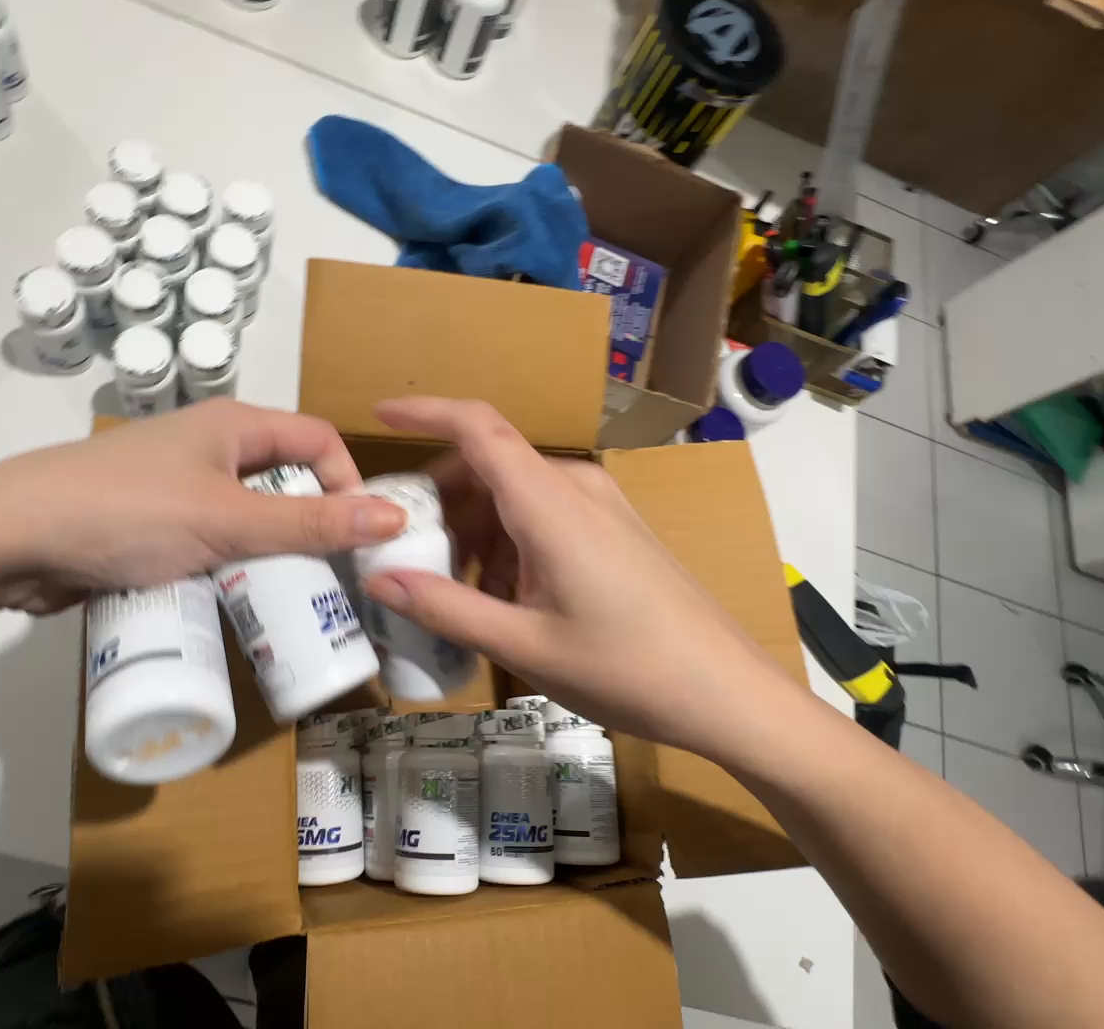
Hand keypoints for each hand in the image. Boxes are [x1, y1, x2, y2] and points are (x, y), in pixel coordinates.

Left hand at [0, 399, 407, 613]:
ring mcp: (178, 489)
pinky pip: (213, 543)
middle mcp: (210, 449)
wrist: (7, 541)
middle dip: (314, 526)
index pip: (318, 440)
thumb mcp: (228, 521)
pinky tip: (238, 602)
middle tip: (336, 580)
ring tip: (293, 599)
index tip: (361, 538)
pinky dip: (233, 568)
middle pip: (286, 480)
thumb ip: (312, 524)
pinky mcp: (153, 528)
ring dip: (273, 553)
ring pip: (249, 518)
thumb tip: (396, 517)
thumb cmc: (126, 514)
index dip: (348, 481)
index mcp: (233, 426)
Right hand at [359, 397, 790, 757]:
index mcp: (550, 504)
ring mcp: (602, 506)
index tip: (378, 412)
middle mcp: (577, 488)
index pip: (479, 428)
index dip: (426, 411)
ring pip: (516, 494)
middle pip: (490, 465)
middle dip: (443, 501)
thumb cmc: (627, 669)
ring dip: (477, 530)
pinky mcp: (615, 529)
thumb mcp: (525, 647)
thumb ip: (446, 609)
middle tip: (408, 551)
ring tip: (458, 591)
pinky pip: (545, 515)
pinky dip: (511, 542)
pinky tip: (508, 598)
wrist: (727, 693)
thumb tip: (376, 579)